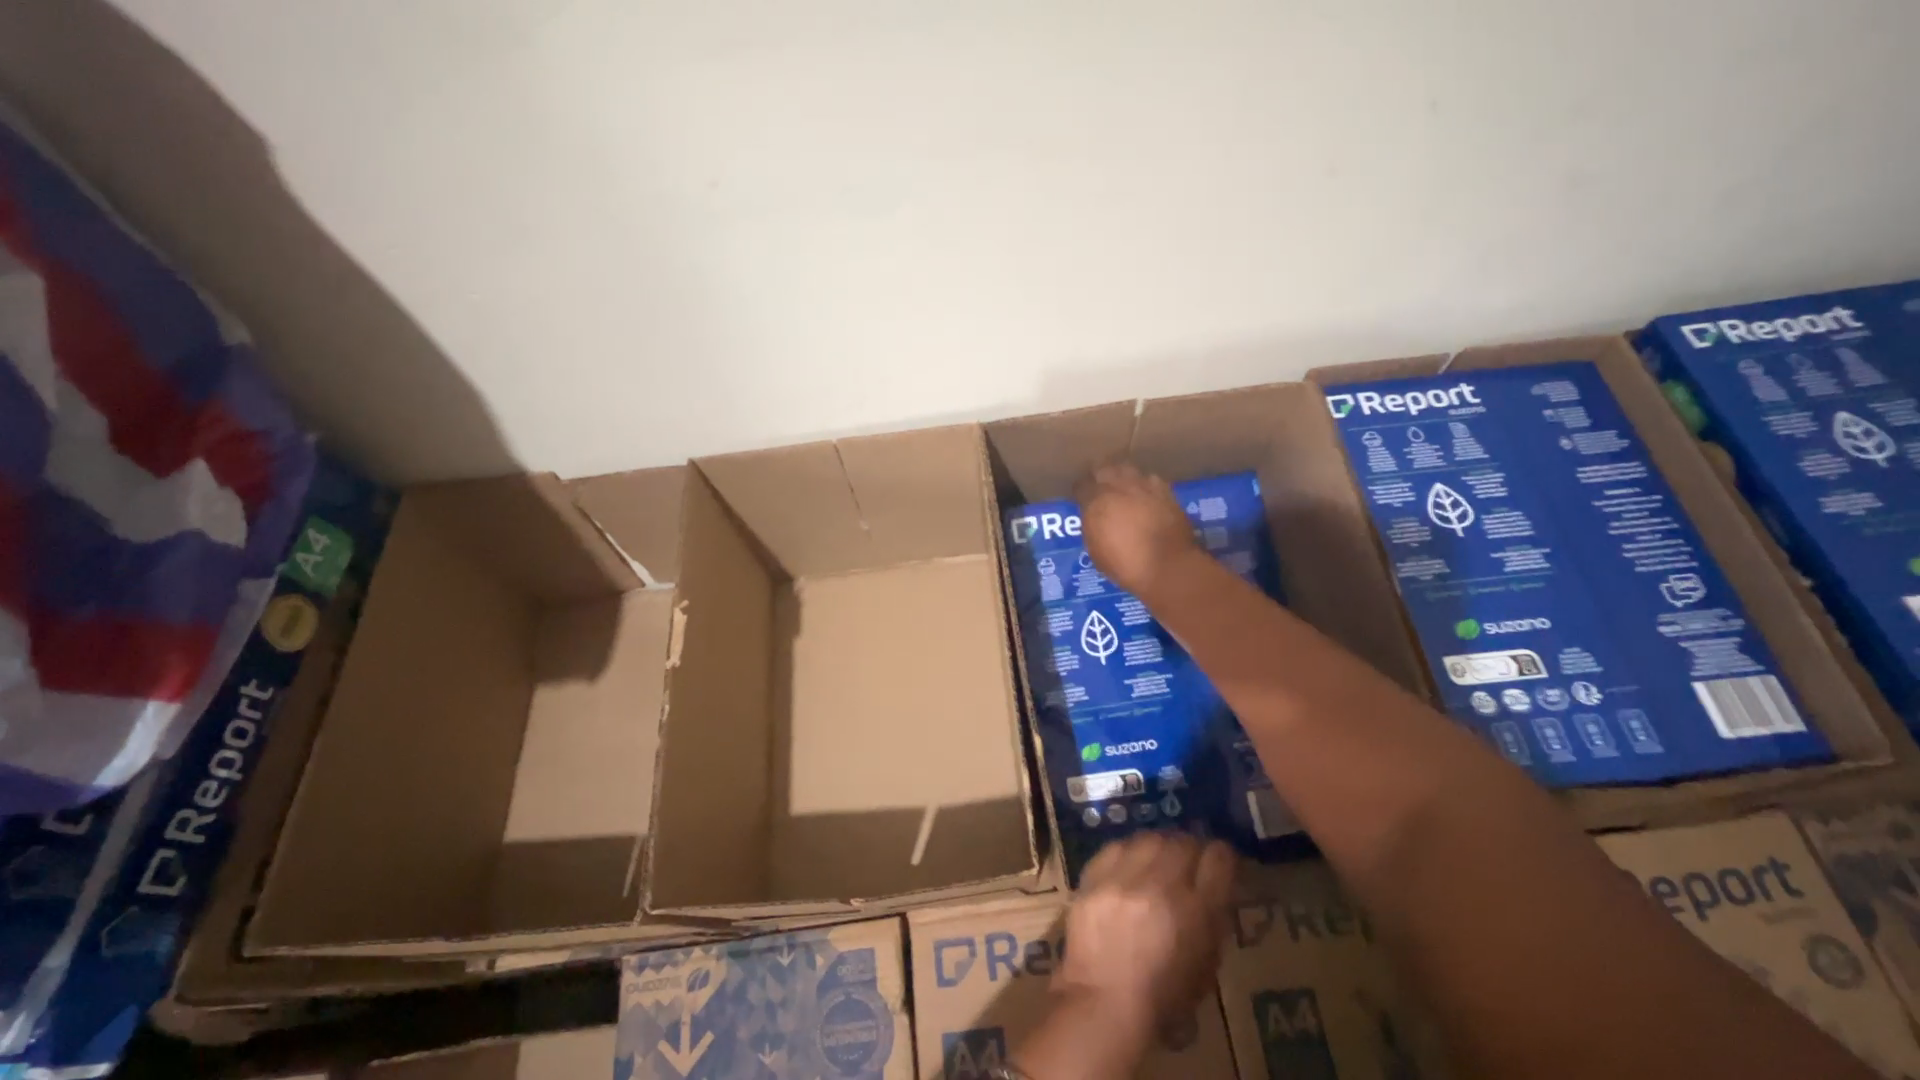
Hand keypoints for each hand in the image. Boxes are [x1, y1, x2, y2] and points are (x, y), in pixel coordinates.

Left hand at [1054, 833, 1236, 1032]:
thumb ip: (1214, 919)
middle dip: (1191, 849)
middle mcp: (1161, 885)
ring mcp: (1123, 879)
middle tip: (1188, 861)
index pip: (1219, 858)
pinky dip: (1128, 853)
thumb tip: (1214, 887)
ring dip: (1159, 846)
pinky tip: (1129, 866)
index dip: (1223, 857)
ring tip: (1158, 860)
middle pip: (1183, 842)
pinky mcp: (1093, 879)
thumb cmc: (1163, 997)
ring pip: (1149, 839)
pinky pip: (1115, 848)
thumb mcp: (1208, 963)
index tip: (1220, 863)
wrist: (1103, 1004)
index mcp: (1198, 910)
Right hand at [1074, 462, 1201, 601]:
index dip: (1080, 492)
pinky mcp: (1165, 491)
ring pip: (1127, 469)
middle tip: (1100, 489)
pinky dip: (1144, 485)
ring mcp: (1143, 486)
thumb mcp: (1096, 551)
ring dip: (1122, 477)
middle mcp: (1118, 487)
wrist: (1168, 566)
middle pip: (1103, 469)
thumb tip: (1094, 520)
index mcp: (1096, 502)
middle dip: (1099, 477)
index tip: (1081, 499)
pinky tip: (1146, 496)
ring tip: (1122, 488)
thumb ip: (1092, 528)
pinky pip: (1150, 480)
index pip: (1081, 486)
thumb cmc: (1126, 565)